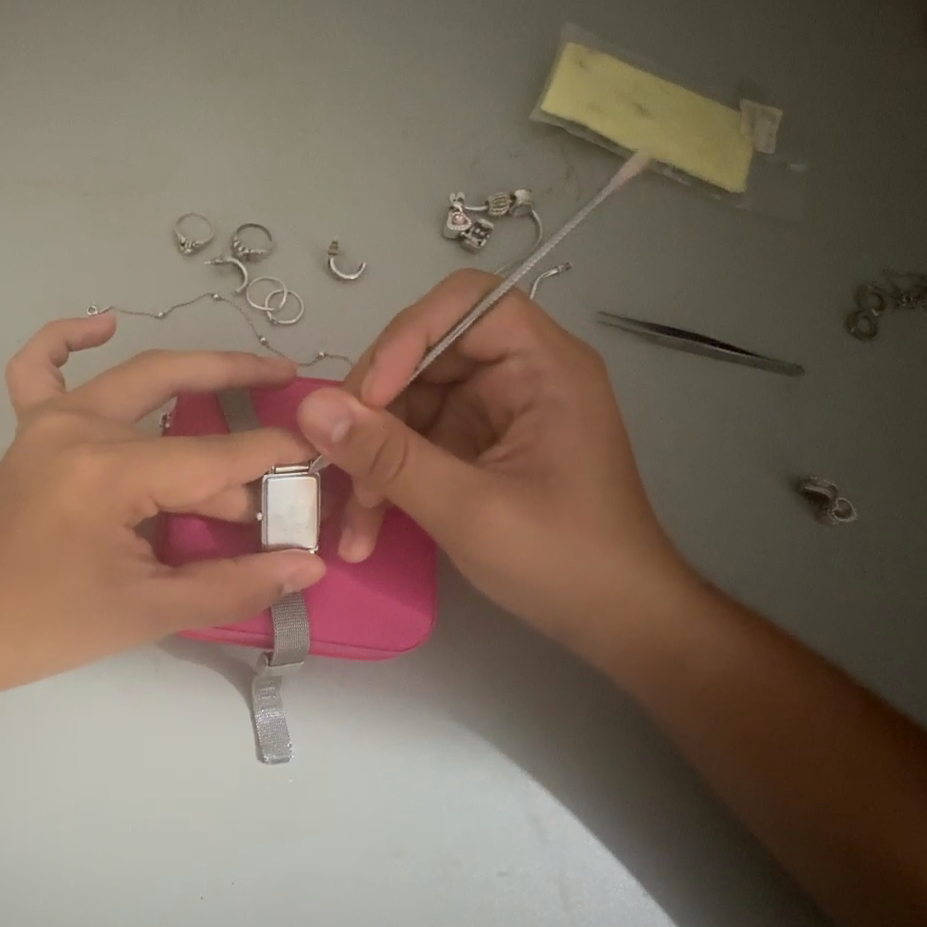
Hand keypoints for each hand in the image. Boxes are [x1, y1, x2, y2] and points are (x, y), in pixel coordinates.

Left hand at [0, 314, 326, 704]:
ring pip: (128, 376)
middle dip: (239, 378)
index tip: (324, 456)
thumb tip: (308, 564)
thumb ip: (235, 583)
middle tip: (291, 380)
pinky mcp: (27, 430)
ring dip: (186, 374)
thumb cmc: (47, 625)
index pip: (217, 456)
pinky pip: (40, 366)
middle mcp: (81, 426)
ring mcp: (47, 420)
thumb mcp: (149, 611)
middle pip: (174, 384)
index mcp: (112, 471)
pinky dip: (68, 338)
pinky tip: (102, 325)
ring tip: (242, 377)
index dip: (275, 457)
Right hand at [294, 270, 693, 640]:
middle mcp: (514, 377)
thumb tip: (311, 409)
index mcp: (542, 367)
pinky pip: (409, 444)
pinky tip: (364, 527)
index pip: (465, 303)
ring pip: (404, 405)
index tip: (369, 398)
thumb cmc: (564, 561)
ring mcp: (489, 414)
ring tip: (352, 516)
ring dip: (369, 458)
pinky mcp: (471, 449)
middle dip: (373, 412)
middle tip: (337, 461)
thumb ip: (388, 457)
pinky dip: (382, 481)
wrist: (615, 623)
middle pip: (419, 356)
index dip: (408, 336)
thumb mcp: (468, 509)